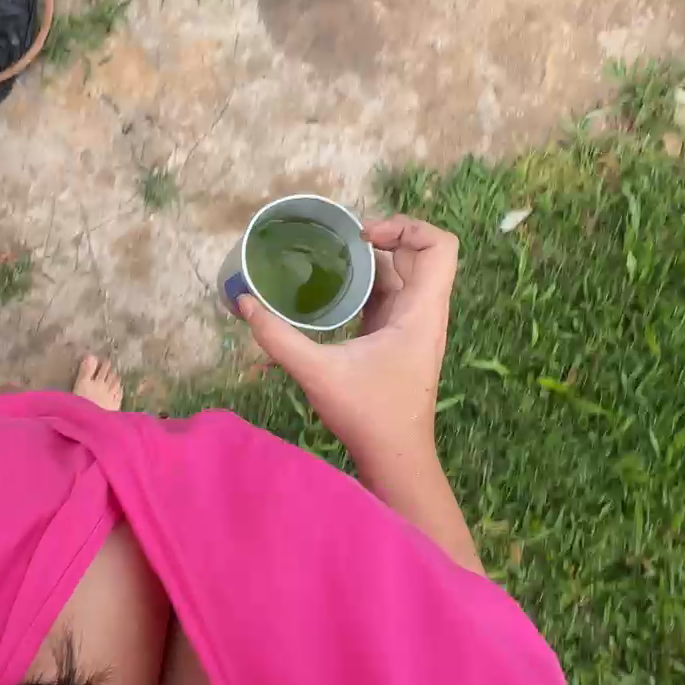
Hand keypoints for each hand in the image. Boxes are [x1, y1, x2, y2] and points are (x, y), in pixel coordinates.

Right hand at [238, 215, 457, 466]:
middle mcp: (424, 312)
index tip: (362, 237)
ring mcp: (413, 324)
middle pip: (421, 253)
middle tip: (342, 240)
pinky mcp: (399, 336)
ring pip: (406, 272)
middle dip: (386, 235)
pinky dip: (368, 280)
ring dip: (375, 258)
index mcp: (420, 312)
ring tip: (333, 255)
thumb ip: (278, 337)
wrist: (395, 456)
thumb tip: (244, 302)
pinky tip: (335, 287)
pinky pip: (391, 293)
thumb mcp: (317, 372)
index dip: (406, 227)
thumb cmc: (367, 414)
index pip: (439, 247)